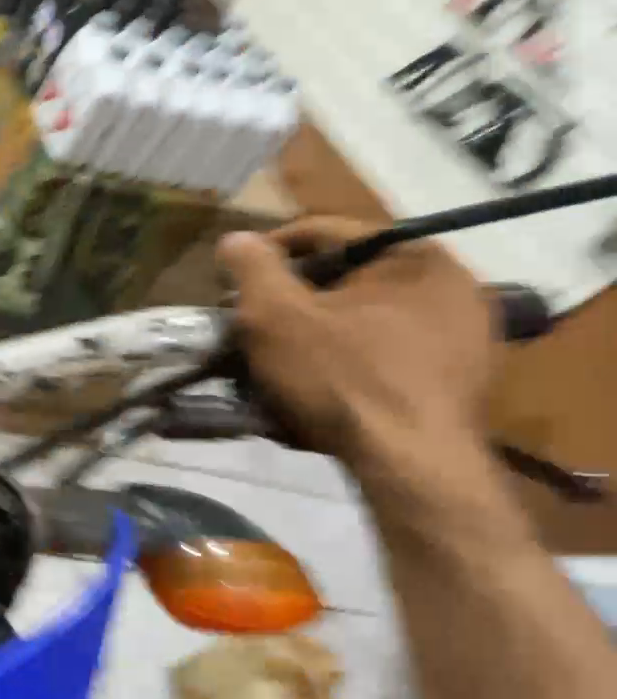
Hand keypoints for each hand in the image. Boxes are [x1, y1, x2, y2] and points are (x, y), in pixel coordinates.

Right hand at [216, 218, 497, 474]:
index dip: (266, 252)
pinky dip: (349, 355)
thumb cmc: (339, 376)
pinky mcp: (462, 377)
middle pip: (346, 274)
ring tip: (277, 352)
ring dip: (318, 325)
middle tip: (252, 319)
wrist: (409, 465)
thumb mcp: (274, 313)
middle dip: (294, 294)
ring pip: (365, 314)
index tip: (231, 282)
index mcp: (417, 257)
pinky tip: (317, 379)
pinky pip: (388, 348)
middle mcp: (456, 286)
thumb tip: (236, 237)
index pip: (323, 232)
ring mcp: (467, 335)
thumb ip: (251, 266)